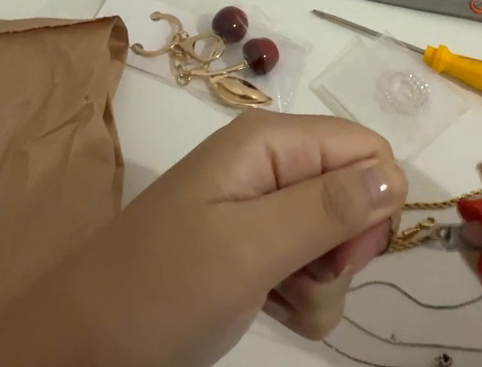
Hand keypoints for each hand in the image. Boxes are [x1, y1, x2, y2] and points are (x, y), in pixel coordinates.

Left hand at [0, 110, 406, 366]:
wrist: (84, 341)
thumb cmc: (163, 285)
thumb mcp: (249, 247)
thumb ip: (327, 208)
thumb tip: (398, 174)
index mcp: (271, 140)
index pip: (366, 148)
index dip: (372, 203)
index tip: (343, 255)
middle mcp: (272, 163)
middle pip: (356, 193)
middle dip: (347, 248)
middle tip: (305, 276)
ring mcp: (262, 207)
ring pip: (339, 238)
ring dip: (323, 282)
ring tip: (277, 298)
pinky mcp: (256, 247)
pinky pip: (311, 266)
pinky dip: (304, 295)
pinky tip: (270, 307)